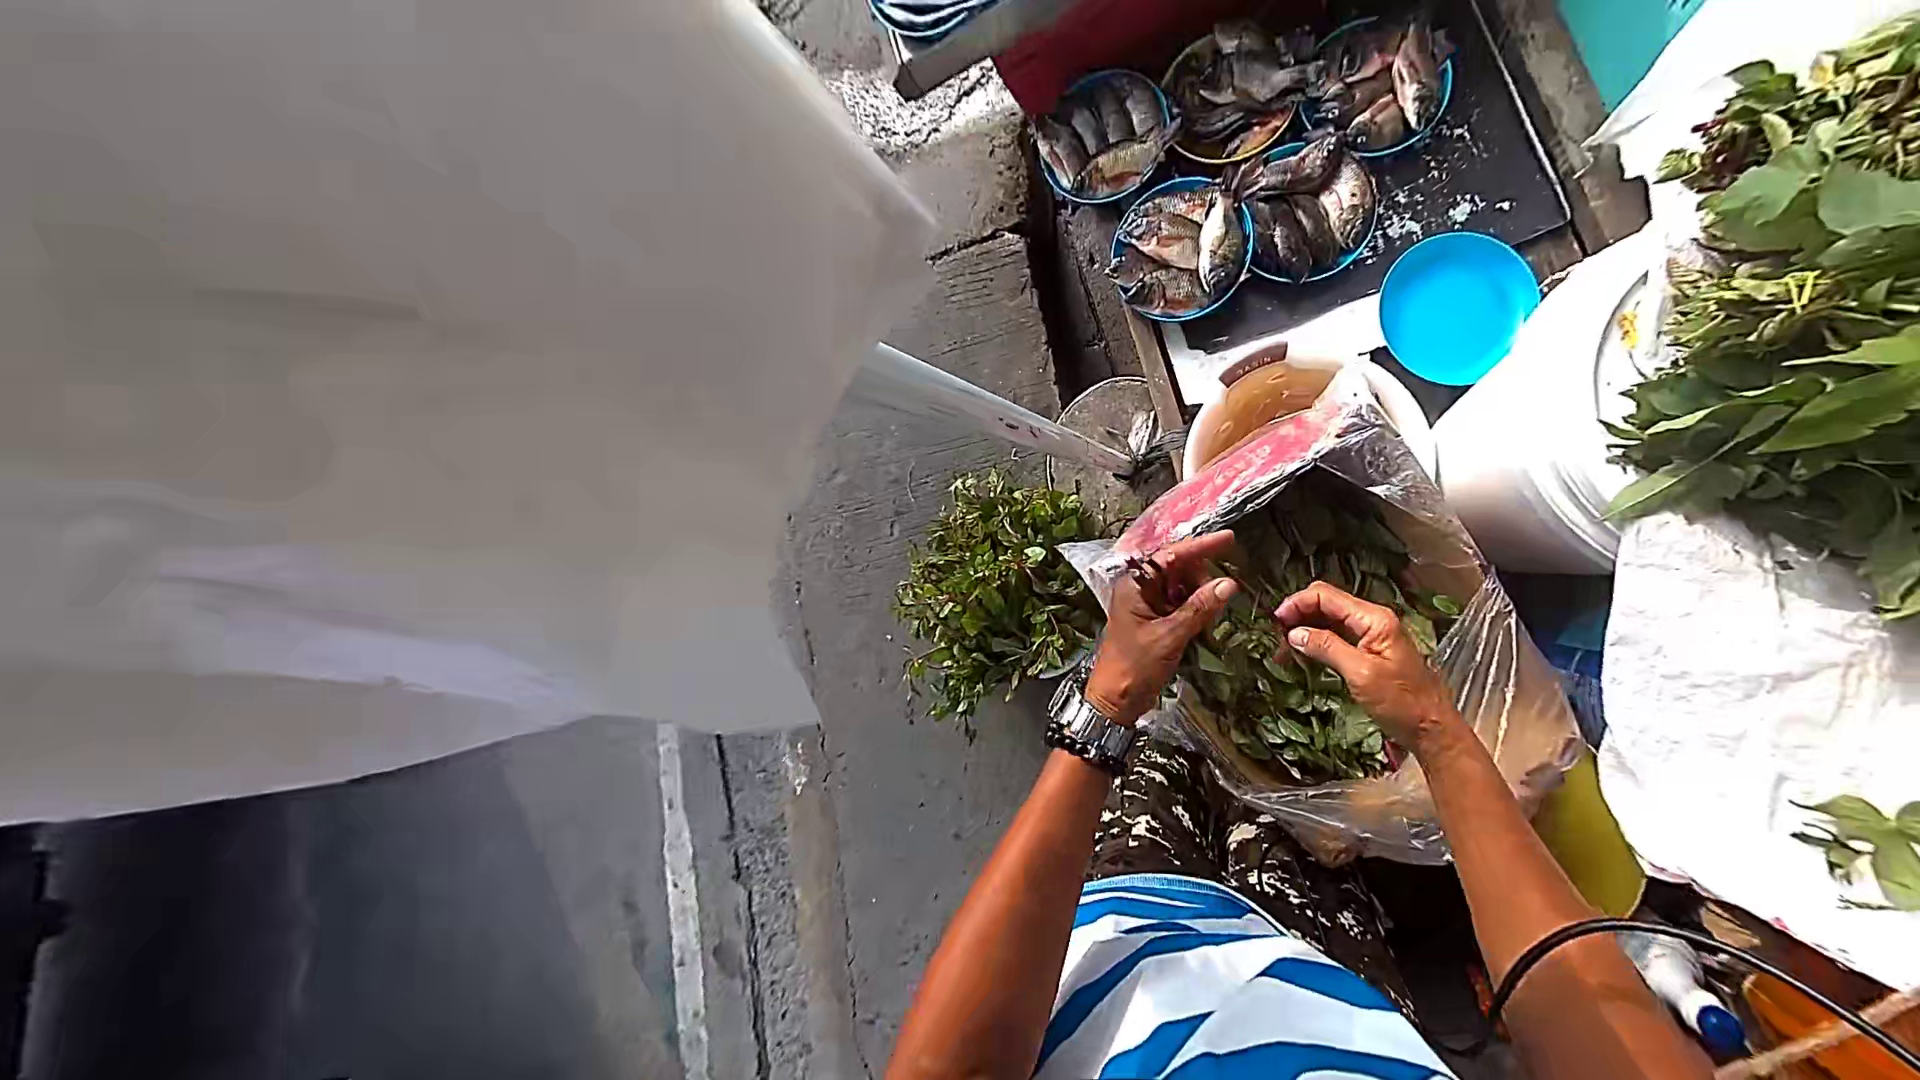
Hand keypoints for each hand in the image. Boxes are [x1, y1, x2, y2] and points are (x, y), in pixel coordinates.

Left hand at [1084, 530, 1238, 725]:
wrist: (1115, 699)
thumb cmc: (1134, 666)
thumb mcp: (1170, 636)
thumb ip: (1198, 609)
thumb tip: (1228, 584)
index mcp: (1134, 585)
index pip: (1170, 556)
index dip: (1201, 546)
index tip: (1229, 538)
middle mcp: (1139, 589)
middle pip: (1177, 568)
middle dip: (1202, 575)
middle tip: (1222, 590)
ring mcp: (1147, 605)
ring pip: (1181, 586)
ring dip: (1200, 593)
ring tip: (1212, 610)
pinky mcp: (1155, 620)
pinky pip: (1180, 604)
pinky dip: (1196, 608)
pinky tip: (1207, 618)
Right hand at [1273, 581, 1462, 756]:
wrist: (1431, 730)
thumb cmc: (1402, 703)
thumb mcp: (1361, 674)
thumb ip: (1327, 647)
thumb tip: (1294, 633)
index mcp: (1374, 619)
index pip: (1325, 596)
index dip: (1296, 603)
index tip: (1275, 621)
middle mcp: (1371, 620)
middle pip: (1324, 603)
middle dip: (1297, 614)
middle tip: (1276, 635)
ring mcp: (1369, 635)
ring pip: (1326, 619)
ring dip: (1302, 628)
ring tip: (1283, 647)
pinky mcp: (1365, 650)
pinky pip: (1333, 635)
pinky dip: (1313, 641)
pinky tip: (1301, 654)